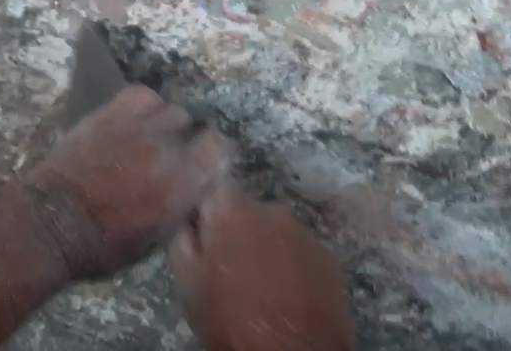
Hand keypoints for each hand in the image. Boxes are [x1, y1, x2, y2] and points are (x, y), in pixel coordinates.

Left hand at [24, 85, 229, 280]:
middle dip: (187, 138)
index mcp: (180, 187)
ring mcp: (136, 127)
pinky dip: (143, 105)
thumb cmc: (103, 244)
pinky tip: (134, 120)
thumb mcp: (156, 238)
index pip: (219, 149)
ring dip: (165, 121)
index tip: (205, 160)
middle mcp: (164, 150)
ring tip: (151, 135)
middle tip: (171, 152)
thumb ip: (180, 204)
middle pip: (192, 125)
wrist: (53, 222)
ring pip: (169, 107)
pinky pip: (140, 94)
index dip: (215, 153)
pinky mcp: (110, 113)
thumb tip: (193, 184)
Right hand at [168, 180, 353, 350]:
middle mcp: (270, 208)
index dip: (205, 213)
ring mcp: (304, 232)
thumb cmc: (233, 321)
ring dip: (265, 247)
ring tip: (261, 283)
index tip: (202, 237)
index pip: (212, 189)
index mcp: (231, 208)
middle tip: (230, 267)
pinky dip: (292, 264)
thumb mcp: (188, 282)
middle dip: (236, 231)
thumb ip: (181, 238)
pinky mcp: (329, 257)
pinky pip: (299, 250)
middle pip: (245, 209)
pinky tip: (287, 292)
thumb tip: (186, 219)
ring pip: (274, 231)